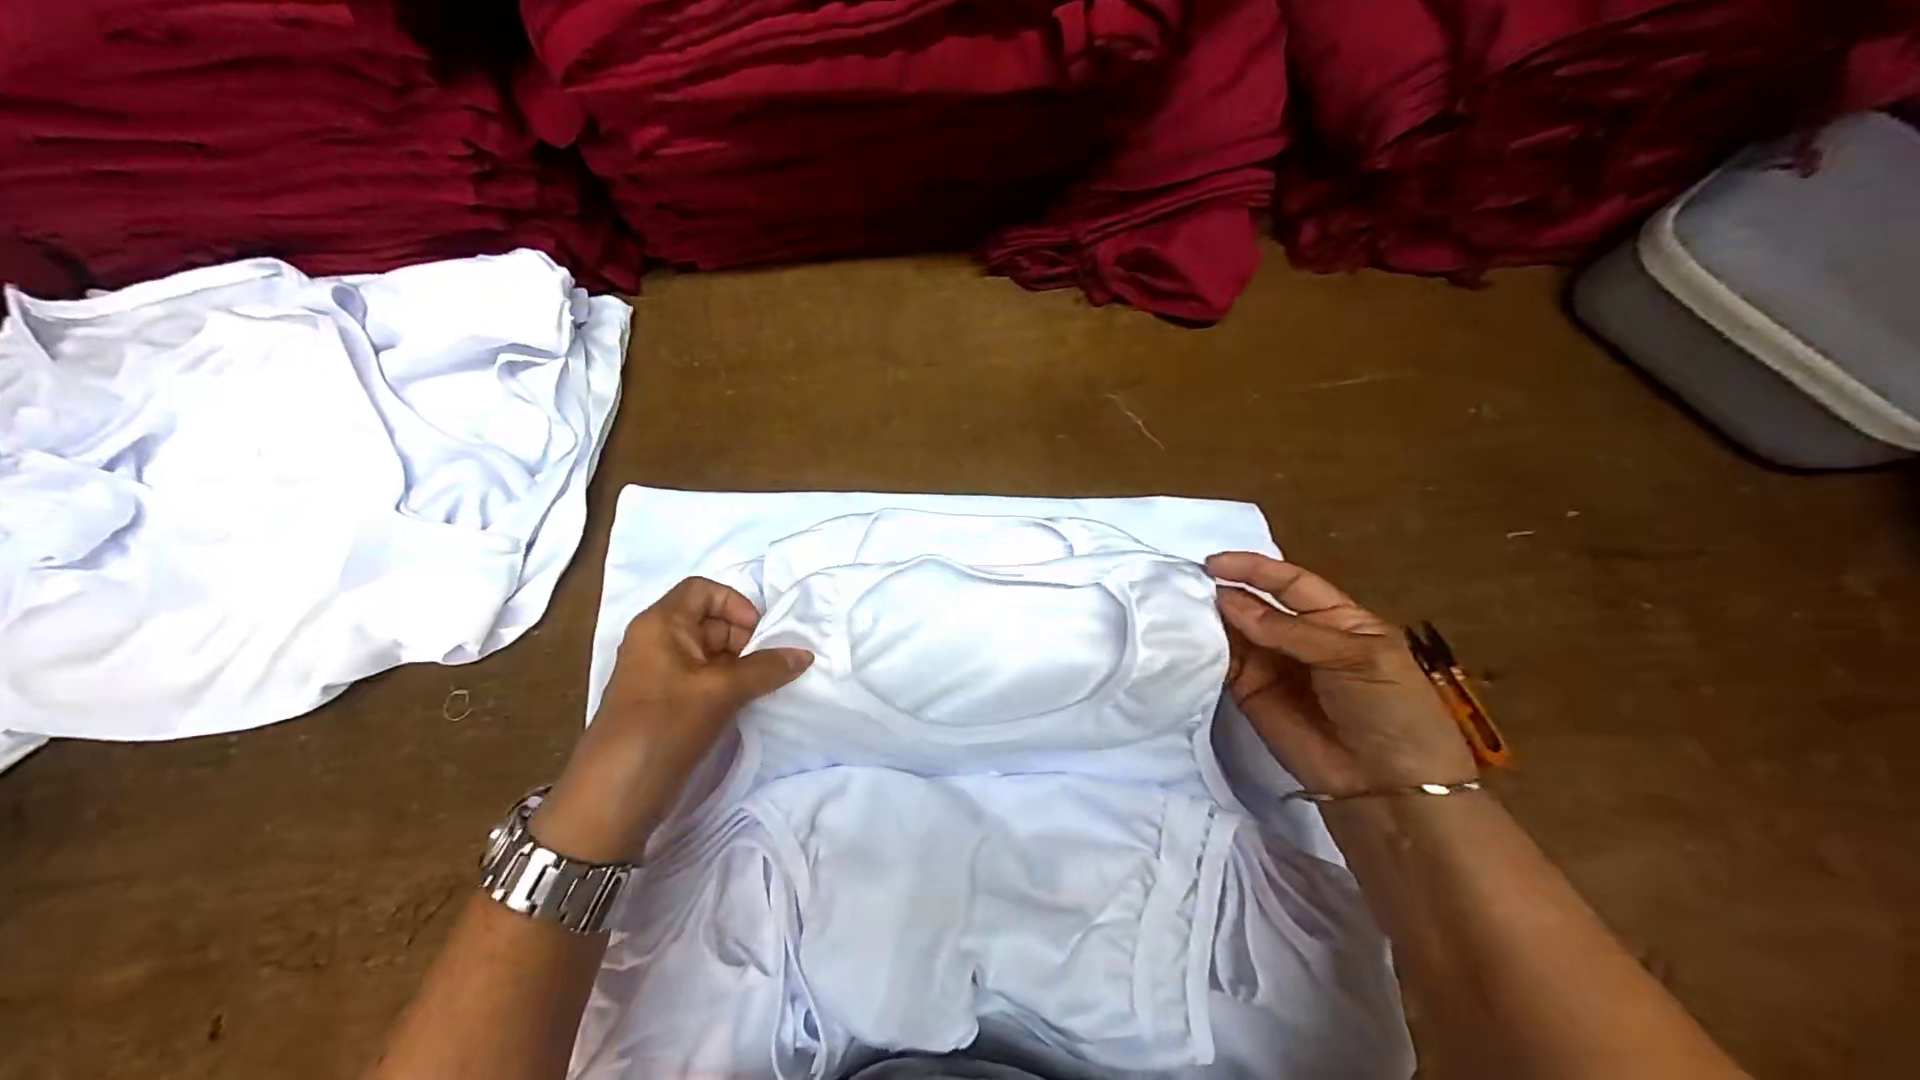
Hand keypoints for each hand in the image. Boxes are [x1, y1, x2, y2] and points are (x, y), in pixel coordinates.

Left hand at [532, 577, 812, 862]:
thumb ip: (766, 668)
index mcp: (660, 624)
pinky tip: (748, 699)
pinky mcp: (668, 700)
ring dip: (741, 662)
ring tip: (762, 684)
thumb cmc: (664, 726)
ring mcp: (662, 672)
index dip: (734, 604)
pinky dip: (729, 682)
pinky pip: (705, 676)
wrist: (616, 794)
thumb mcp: (721, 691)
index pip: (703, 590)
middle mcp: (658, 640)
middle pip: (710, 619)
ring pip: (711, 650)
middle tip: (766, 664)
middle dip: (744, 636)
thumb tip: (804, 654)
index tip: (758, 634)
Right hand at [1206, 552, 1476, 798]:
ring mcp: (1273, 665)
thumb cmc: (1390, 710)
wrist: (1387, 788)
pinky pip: (1224, 663)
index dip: (1255, 569)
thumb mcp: (1354, 658)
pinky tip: (1188, 636)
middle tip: (1188, 584)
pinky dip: (1206, 649)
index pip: (1291, 583)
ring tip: (1182, 606)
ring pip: (1236, 630)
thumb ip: (1289, 630)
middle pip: (1257, 603)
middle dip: (1227, 590)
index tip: (1214, 563)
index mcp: (1338, 619)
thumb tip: (1227, 600)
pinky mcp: (1250, 693)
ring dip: (1212, 618)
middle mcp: (1301, 636)